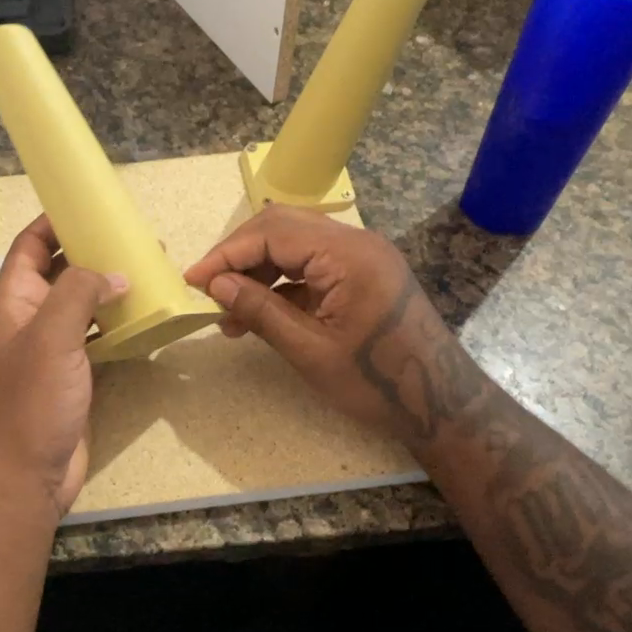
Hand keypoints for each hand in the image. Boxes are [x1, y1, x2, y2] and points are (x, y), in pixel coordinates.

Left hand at [0, 215, 127, 514]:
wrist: (23, 477)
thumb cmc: (29, 402)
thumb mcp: (51, 336)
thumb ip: (79, 294)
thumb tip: (114, 273)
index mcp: (14, 303)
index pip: (30, 248)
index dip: (54, 223)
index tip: (91, 205)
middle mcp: (31, 323)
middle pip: (60, 275)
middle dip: (92, 255)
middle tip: (136, 242)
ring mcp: (53, 354)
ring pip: (82, 310)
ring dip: (110, 292)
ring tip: (150, 276)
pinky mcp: (74, 382)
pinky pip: (97, 343)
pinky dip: (119, 329)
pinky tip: (145, 323)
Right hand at [183, 205, 487, 452]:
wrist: (438, 402)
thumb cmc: (374, 381)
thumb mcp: (310, 350)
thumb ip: (261, 311)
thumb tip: (216, 285)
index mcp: (347, 254)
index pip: (273, 233)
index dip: (227, 254)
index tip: (193, 280)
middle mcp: (356, 243)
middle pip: (283, 230)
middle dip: (240, 258)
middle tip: (209, 291)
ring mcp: (363, 257)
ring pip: (296, 247)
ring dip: (259, 274)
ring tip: (229, 315)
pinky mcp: (364, 275)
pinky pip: (314, 267)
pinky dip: (283, 286)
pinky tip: (260, 316)